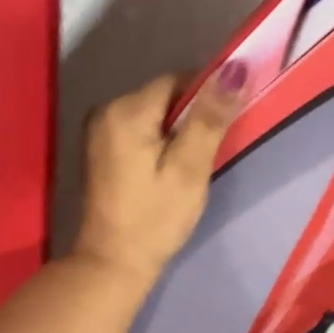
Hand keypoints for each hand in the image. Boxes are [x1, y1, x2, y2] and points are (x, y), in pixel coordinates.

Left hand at [71, 63, 247, 281]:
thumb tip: (235, 68)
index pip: (178, 80)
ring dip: (175, 132)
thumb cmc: (155, 218)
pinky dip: (158, 143)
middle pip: (164, 95)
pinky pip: (139, 130)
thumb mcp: (189, 168)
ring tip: (186, 168)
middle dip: (190, 118)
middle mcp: (106, 109)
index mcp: (126, 110)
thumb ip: (209, 117)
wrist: (111, 263)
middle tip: (204, 157)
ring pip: (153, 113)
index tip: (223, 128)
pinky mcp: (99, 149)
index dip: (206, 97)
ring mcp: (98, 130)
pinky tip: (165, 173)